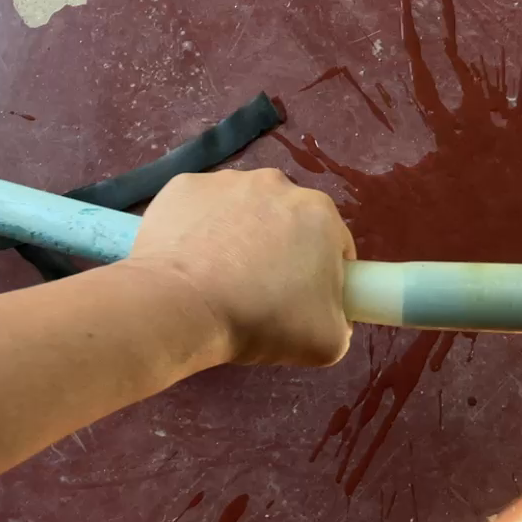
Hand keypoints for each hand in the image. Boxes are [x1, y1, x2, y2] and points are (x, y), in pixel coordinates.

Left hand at [128, 169, 355, 366]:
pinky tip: (190, 261)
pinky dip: (199, 228)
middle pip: (287, 222)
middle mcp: (276, 183)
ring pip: (243, 210)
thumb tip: (329, 313)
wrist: (180, 308)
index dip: (323, 276)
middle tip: (260, 293)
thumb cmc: (262, 321)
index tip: (303, 301)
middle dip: (280, 251)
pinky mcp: (184, 186)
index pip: (333, 245)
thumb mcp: (328, 341)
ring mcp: (226, 180)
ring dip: (239, 235)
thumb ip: (342, 321)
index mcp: (319, 212)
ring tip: (219, 278)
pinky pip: (201, 208)